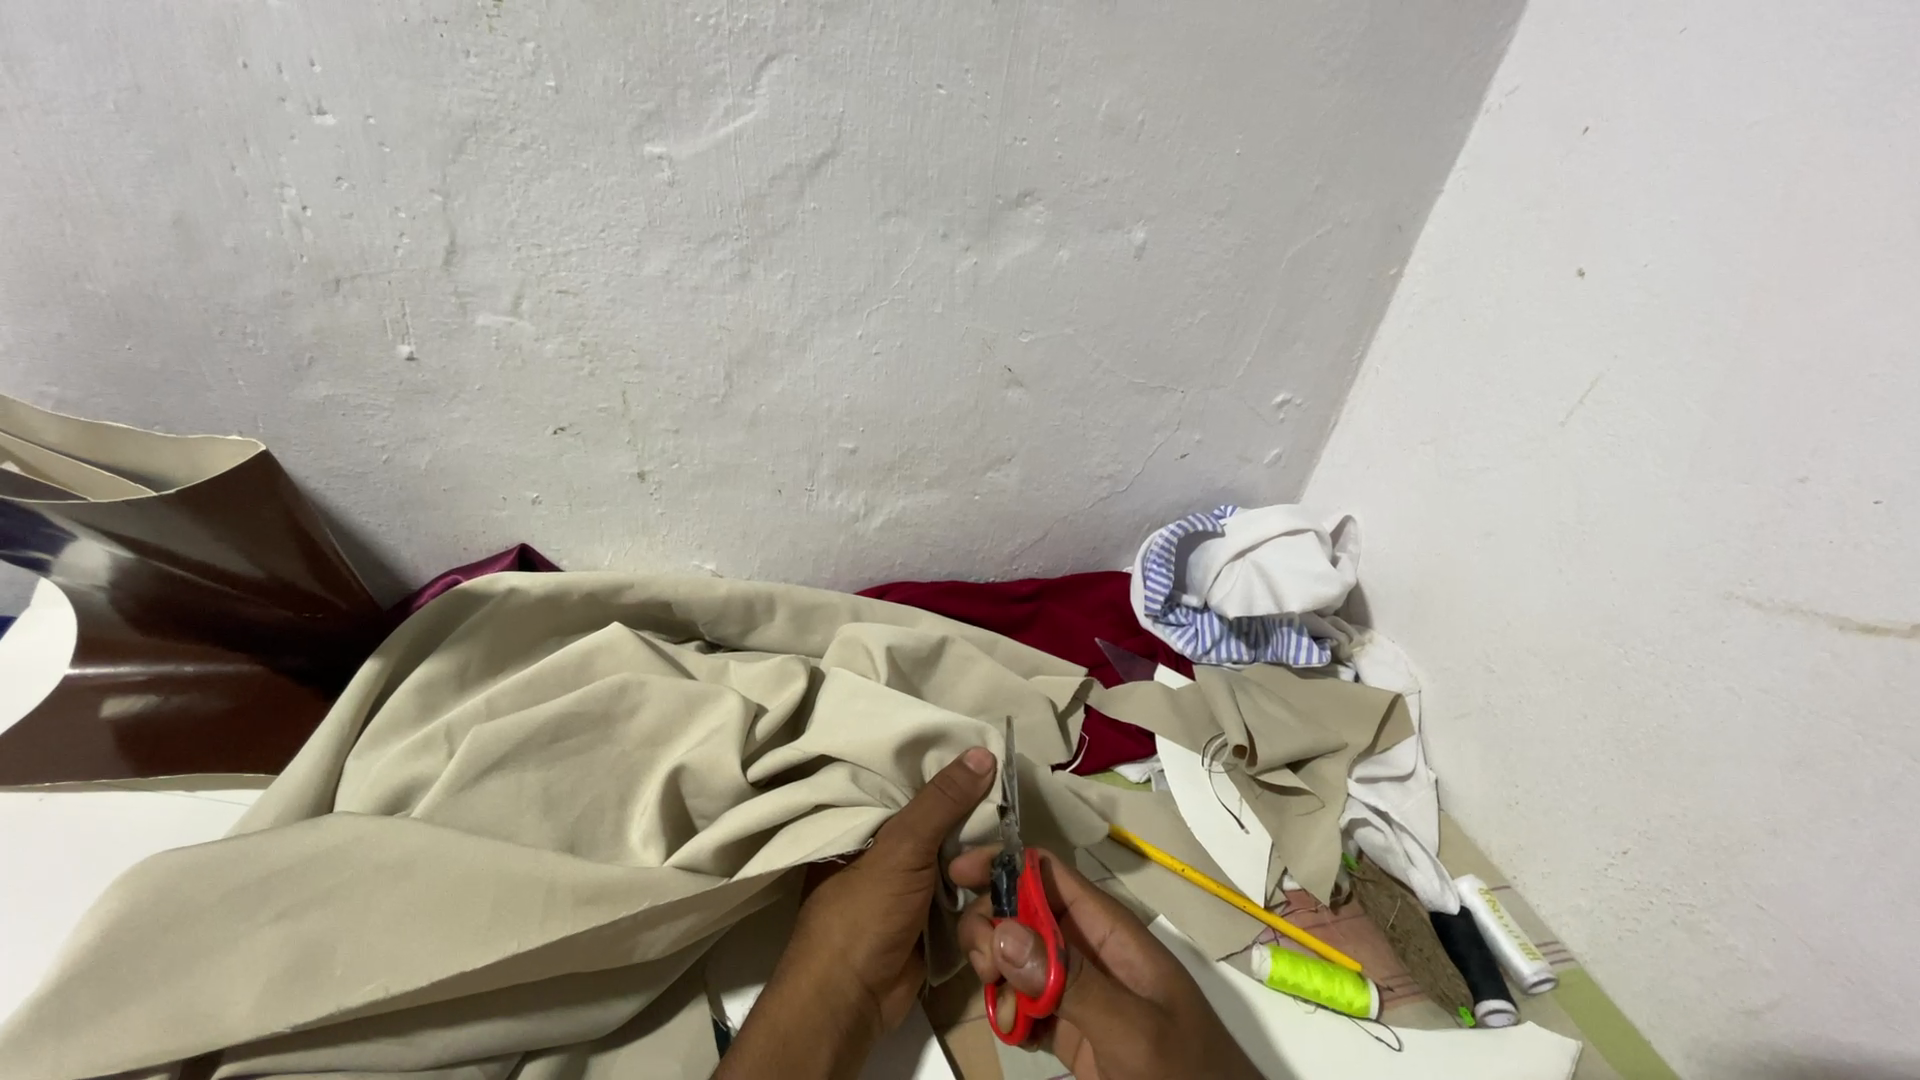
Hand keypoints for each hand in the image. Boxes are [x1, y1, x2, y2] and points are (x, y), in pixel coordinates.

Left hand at [717, 746, 997, 1079]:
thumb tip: (982, 751)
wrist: (851, 1001)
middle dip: (968, 811)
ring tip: (1014, 825)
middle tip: (1008, 788)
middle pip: (935, 819)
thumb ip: (941, 802)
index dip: (941, 767)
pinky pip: (959, 887)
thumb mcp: (901, 848)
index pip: (905, 781)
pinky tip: (1005, 865)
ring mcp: (906, 883)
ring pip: (952, 853)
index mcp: (861, 822)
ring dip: (978, 849)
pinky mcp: (927, 916)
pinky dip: (978, 881)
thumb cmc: (863, 914)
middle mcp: (882, 847)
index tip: (982, 748)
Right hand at [951, 846, 1260, 1079]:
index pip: (1049, 874)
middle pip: (1025, 913)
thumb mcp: (1134, 1030)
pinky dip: (1010, 1012)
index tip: (957, 875)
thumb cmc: (1187, 1075)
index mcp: (1111, 931)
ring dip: (997, 972)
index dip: (1003, 865)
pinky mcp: (1074, 1032)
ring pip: (1020, 959)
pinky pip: (1027, 1005)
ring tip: (998, 1005)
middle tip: (981, 963)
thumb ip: (1070, 980)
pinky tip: (1011, 1031)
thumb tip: (1003, 929)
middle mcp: (1091, 952)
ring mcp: (1082, 993)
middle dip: (993, 925)